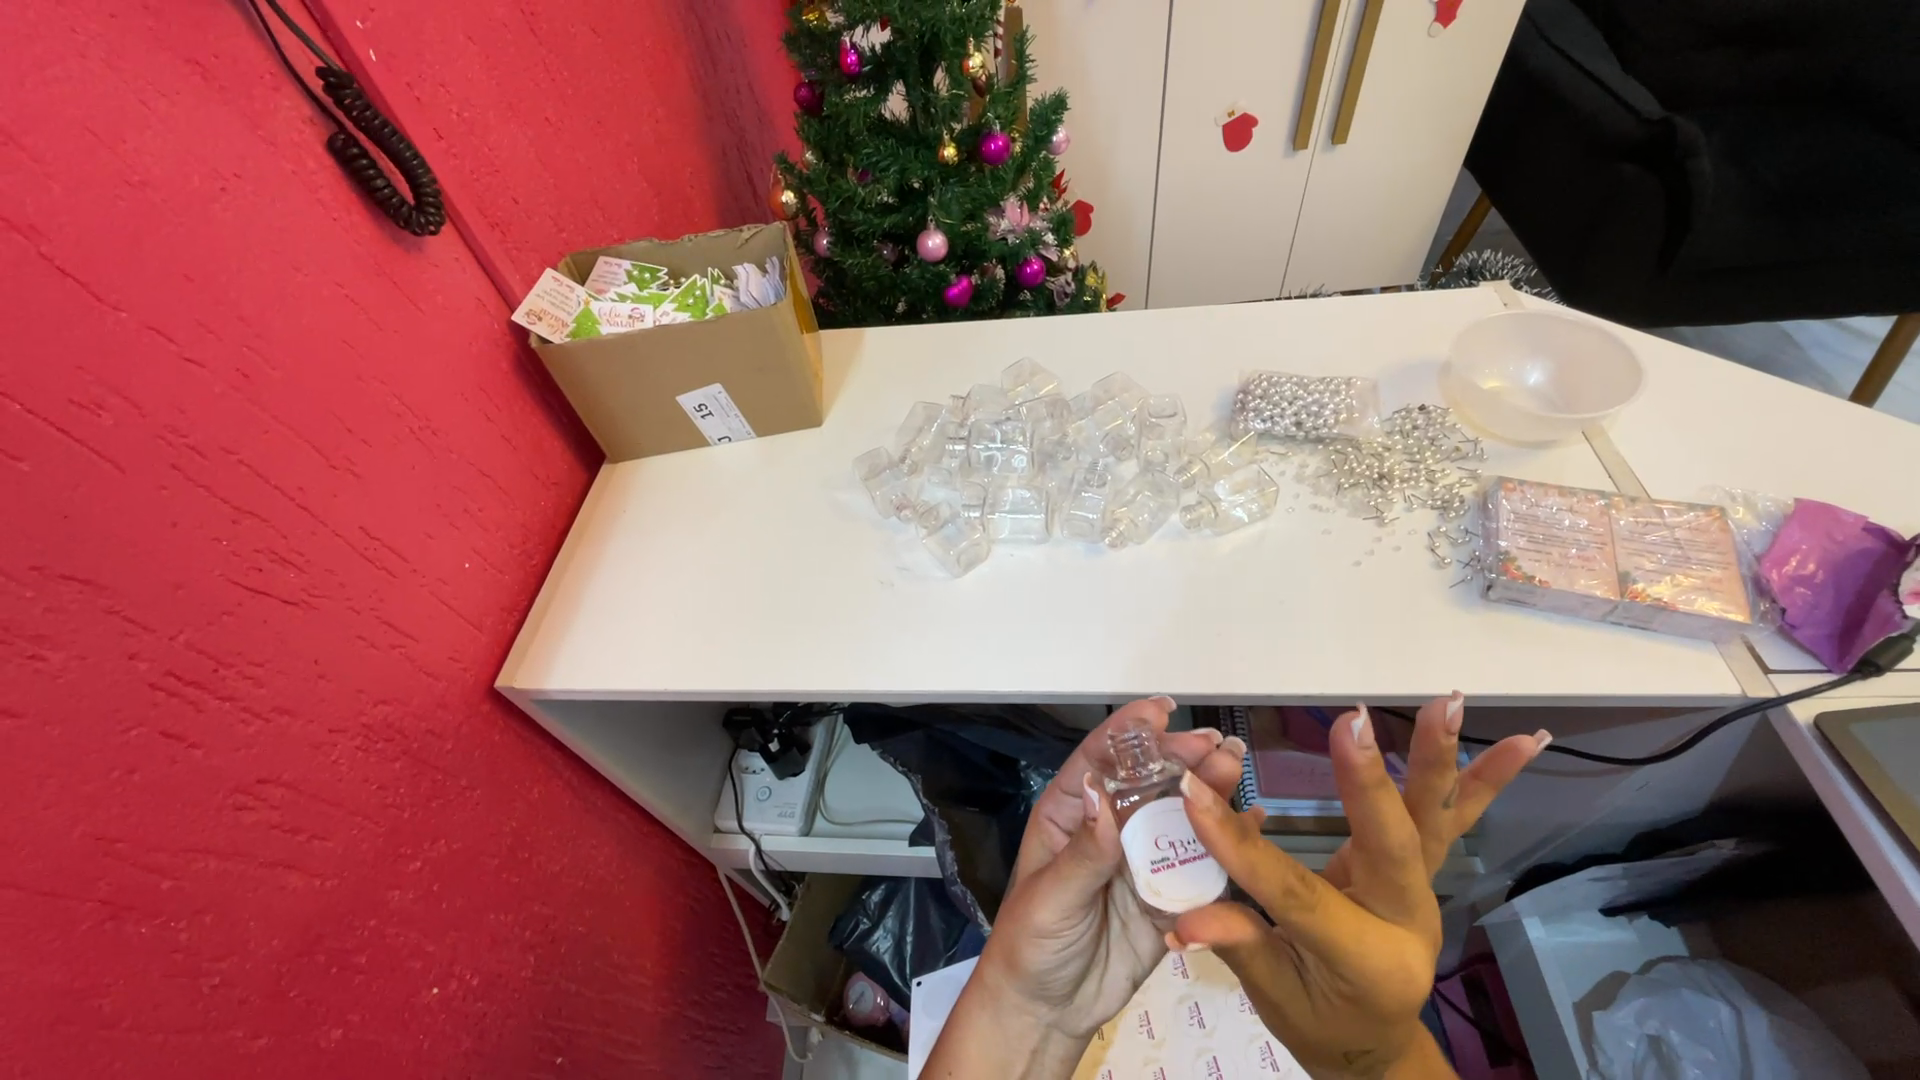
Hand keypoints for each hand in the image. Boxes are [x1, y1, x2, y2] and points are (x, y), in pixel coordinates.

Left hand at [923, 697, 1244, 1079]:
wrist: (1048, 1010)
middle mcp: (1109, 828)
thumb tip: (1102, 793)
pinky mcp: (1168, 898)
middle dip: (1180, 758)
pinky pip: (1200, 868)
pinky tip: (1251, 823)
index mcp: (1071, 814)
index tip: (1161, 710)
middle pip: (1148, 784)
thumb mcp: (1049, 897)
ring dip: (1207, 792)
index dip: (1129, 732)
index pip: (1100, 761)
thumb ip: (1082, 852)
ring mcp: (1141, 861)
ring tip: (1235, 768)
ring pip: (1178, 818)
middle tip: (1217, 745)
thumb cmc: (1031, 943)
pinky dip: (1226, 846)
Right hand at [1171, 699, 1547, 1079]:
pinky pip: (1454, 819)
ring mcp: (1420, 890)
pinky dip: (1488, 778)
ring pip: (1433, 818)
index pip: (1294, 892)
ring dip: (1441, 757)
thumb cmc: (1318, 1021)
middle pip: (1391, 843)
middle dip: (1366, 778)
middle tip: (1351, 720)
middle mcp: (1406, 919)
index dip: (1237, 846)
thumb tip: (1180, 919)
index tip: (1192, 793)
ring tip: (1451, 701)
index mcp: (1365, 958)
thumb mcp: (1272, 996)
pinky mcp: (1421, 869)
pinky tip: (1526, 740)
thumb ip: (1238, 943)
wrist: (1373, 1041)